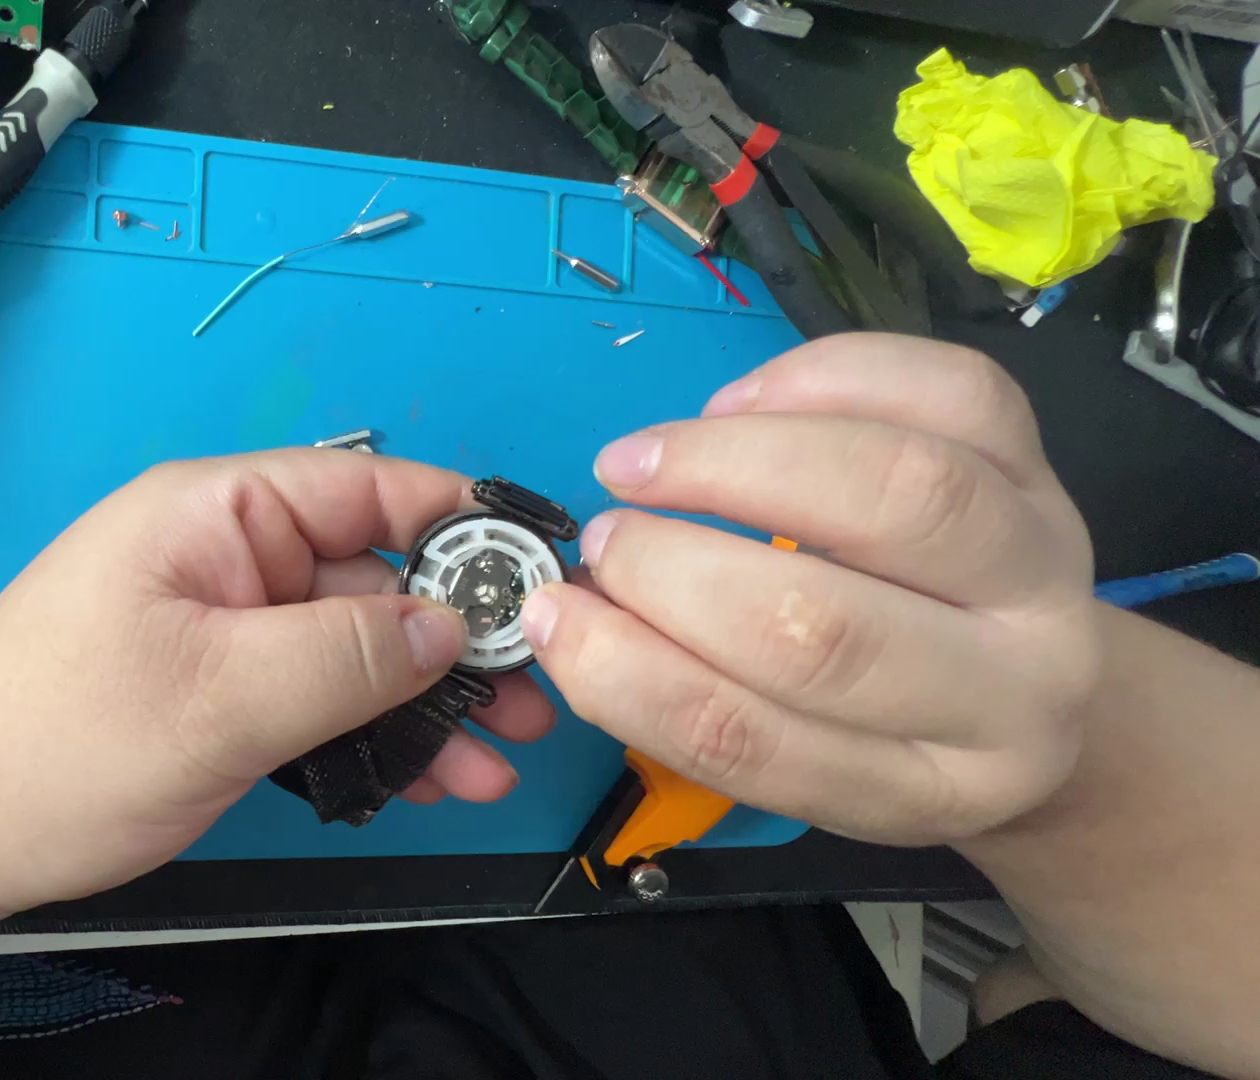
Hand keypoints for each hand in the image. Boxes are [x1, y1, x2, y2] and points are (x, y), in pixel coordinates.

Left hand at [0, 450, 553, 922]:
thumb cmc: (65, 740)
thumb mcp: (217, 695)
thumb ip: (344, 656)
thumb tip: (448, 628)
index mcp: (220, 513)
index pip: (363, 490)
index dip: (456, 521)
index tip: (536, 565)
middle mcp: (236, 558)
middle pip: (371, 578)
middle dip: (454, 635)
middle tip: (532, 692)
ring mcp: (238, 628)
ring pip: (357, 648)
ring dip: (427, 699)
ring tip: (501, 751)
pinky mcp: (235, 687)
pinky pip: (326, 695)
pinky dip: (378, 732)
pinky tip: (435, 774)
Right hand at [522, 334, 1101, 844]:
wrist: (1014, 680)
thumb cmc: (854, 714)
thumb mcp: (771, 743)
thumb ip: (665, 684)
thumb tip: (557, 607)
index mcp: (910, 783)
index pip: (744, 738)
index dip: (620, 669)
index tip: (549, 608)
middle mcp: (1004, 690)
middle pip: (817, 626)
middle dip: (666, 568)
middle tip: (602, 535)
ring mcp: (1043, 566)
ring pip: (894, 492)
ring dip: (726, 462)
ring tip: (638, 460)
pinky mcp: (1044, 464)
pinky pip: (951, 393)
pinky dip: (818, 380)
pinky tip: (735, 404)